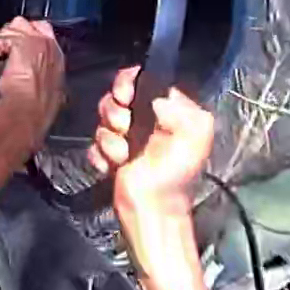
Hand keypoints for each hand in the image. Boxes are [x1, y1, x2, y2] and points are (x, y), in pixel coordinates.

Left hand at [0, 17, 64, 140]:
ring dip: (3, 43)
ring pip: (14, 27)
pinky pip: (3, 38)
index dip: (27, 37)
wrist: (26, 112)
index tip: (15, 52)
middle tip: (4, 55)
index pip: (44, 30)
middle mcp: (51, 45)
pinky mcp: (21, 42)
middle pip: (26, 25)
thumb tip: (36, 75)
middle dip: (13, 37)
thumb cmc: (35, 109)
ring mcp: (37, 41)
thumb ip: (44, 75)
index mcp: (58, 58)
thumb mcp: (48, 91)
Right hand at [87, 66, 214, 233]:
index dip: (128, 83)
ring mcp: (124, 136)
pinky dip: (101, 155)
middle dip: (115, 113)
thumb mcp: (196, 137)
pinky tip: (114, 166)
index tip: (126, 97)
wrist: (152, 210)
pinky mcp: (107, 153)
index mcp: (167, 109)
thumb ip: (182, 110)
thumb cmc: (176, 176)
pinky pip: (93, 142)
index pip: (141, 79)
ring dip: (110, 139)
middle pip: (114, 96)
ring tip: (124, 156)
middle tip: (125, 128)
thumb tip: (155, 97)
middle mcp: (145, 119)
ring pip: (102, 119)